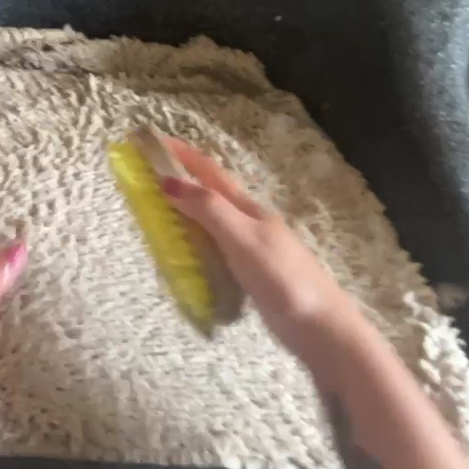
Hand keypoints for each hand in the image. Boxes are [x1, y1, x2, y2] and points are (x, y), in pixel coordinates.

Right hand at [157, 138, 350, 346]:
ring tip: (157, 213)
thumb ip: (207, 209)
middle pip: (209, 192)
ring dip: (185, 210)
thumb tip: (166, 181)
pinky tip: (185, 256)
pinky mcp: (251, 274)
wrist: (323, 330)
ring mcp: (252, 248)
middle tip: (146, 178)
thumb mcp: (241, 238)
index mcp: (246, 207)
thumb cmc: (282, 278)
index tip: (151, 139)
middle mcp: (248, 221)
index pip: (208, 171)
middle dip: (179, 179)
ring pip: (211, 220)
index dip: (181, 153)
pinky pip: (214, 247)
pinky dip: (195, 241)